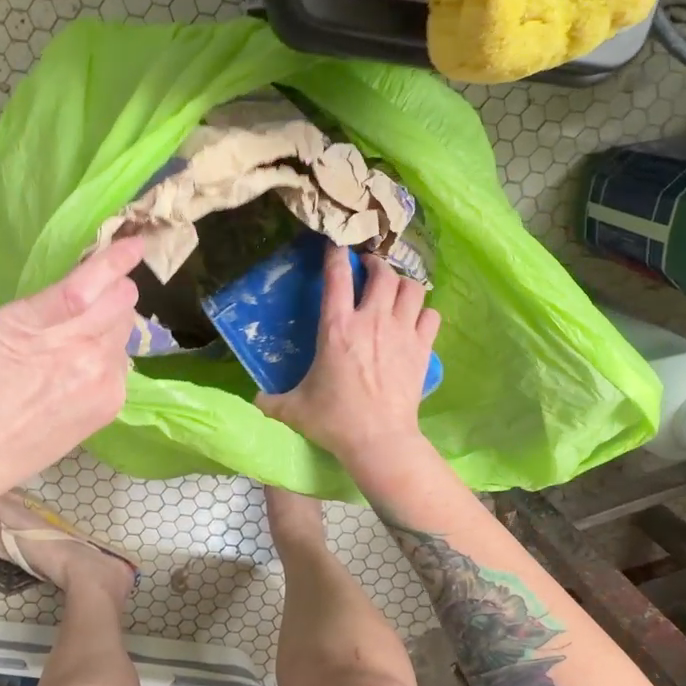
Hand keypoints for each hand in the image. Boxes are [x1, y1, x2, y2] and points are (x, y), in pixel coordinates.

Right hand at [0, 238, 143, 503]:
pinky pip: (119, 371)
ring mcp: (106, 386)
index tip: (134, 243)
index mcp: (60, 327)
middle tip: (81, 303)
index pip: (104, 283)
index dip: (118, 260)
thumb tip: (90, 279)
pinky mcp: (108, 411)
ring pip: (123, 339)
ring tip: (70, 345)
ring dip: (107, 332)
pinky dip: (104, 362)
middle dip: (109, 297)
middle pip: (124, 309)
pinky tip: (74, 374)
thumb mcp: (1, 327)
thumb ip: (52, 301)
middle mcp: (92, 355)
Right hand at [256, 243, 439, 466]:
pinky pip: (431, 315)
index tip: (336, 246)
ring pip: (412, 287)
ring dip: (403, 284)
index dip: (336, 255)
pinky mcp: (422, 348)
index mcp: (336, 328)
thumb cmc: (334, 421)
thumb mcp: (294, 410)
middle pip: (383, 272)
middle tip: (370, 269)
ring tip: (395, 290)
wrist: (379, 440)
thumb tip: (255, 400)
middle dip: (377, 264)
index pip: (337, 276)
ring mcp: (401, 332)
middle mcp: (371, 321)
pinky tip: (416, 320)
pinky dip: (424, 312)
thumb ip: (271, 401)